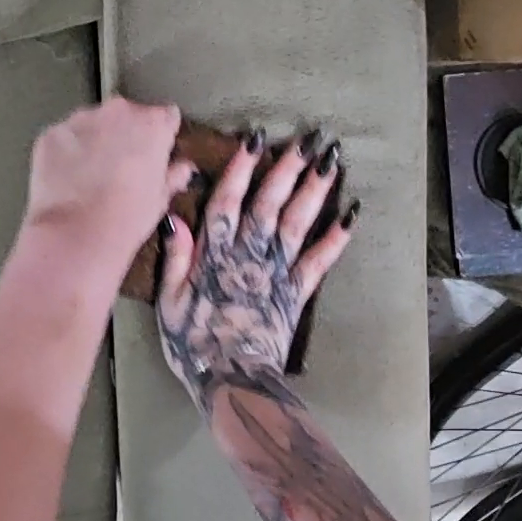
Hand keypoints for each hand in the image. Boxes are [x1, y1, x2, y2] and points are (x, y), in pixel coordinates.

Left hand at [22, 97, 195, 260]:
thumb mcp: (160, 199)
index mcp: (153, 123)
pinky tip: (67, 180)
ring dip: (94, 140)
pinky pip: (64, 138)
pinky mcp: (51, 133)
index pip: (166, 116)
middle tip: (122, 168)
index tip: (155, 155)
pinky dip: (66, 152)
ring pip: (92, 123)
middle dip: (125, 134)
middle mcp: (118, 111)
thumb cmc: (128, 217)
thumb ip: (173, 175)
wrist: (77, 233)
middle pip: (126, 114)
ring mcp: (80, 119)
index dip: (161, 136)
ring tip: (90, 177)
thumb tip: (183, 168)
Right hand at [157, 130, 357, 409]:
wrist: (233, 382)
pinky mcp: (297, 294)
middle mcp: (248, 254)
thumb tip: (175, 217)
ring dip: (315, 190)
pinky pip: (320, 262)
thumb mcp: (169, 301)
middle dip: (288, 168)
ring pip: (297, 223)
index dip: (241, 168)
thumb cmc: (193, 342)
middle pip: (270, 203)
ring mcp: (276, 272)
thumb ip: (176, 258)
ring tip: (332, 161)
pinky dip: (336, 238)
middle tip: (309, 138)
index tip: (255, 138)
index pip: (228, 201)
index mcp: (214, 254)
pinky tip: (351, 214)